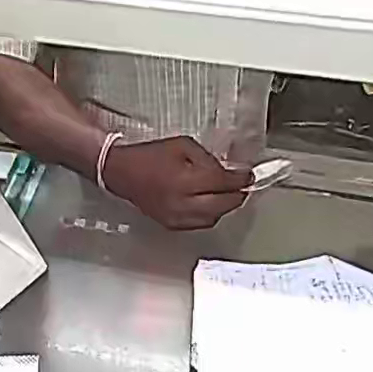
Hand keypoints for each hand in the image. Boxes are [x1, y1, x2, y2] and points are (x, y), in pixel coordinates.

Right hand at [102, 136, 250, 229]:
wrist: (122, 173)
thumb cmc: (151, 155)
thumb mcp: (183, 146)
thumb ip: (208, 160)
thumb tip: (227, 173)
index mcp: (186, 181)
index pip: (223, 184)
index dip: (240, 180)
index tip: (250, 176)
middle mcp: (182, 204)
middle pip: (222, 206)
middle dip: (236, 196)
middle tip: (244, 187)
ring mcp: (177, 218)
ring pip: (213, 219)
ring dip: (224, 208)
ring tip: (228, 195)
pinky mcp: (172, 226)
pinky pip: (199, 224)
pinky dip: (209, 215)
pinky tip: (210, 204)